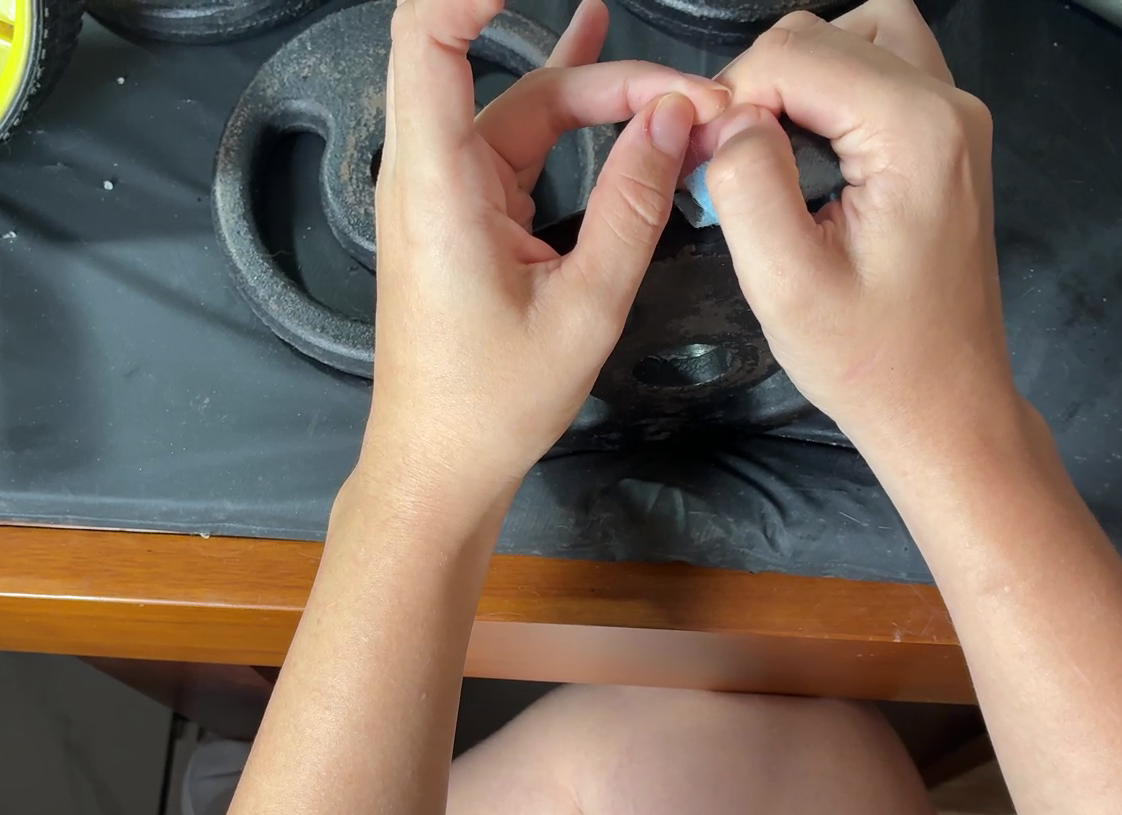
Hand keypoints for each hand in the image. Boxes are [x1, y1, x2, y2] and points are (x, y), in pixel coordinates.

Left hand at [366, 0, 728, 503]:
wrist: (441, 463)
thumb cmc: (496, 404)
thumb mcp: (584, 308)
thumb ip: (633, 206)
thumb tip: (678, 119)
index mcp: (439, 187)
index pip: (428, 35)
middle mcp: (428, 179)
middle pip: (515, 85)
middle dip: (607, 81)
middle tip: (693, 108)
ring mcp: (442, 201)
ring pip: (521, 120)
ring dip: (596, 107)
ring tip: (676, 102)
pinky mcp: (459, 224)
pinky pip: (512, 153)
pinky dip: (562, 125)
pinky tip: (599, 79)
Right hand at [696, 0, 1016, 458]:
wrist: (939, 404)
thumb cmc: (864, 360)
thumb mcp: (785, 285)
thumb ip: (747, 187)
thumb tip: (727, 124)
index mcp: (913, 129)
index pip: (794, 53)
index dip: (728, 99)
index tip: (698, 166)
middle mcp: (948, 103)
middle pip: (829, 33)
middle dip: (759, 85)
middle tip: (723, 164)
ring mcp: (955, 121)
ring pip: (862, 39)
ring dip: (796, 81)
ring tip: (760, 152)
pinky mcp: (946, 146)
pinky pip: (882, 78)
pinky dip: (829, 98)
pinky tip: (801, 158)